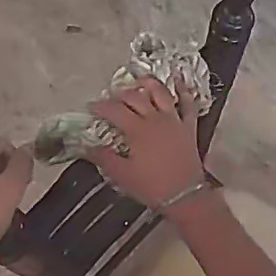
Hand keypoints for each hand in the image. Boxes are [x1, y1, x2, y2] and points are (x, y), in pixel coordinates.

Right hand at [85, 76, 207, 211]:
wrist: (184, 195)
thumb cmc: (151, 186)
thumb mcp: (122, 175)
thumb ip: (103, 158)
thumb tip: (86, 147)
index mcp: (137, 130)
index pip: (114, 110)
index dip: (100, 106)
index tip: (91, 107)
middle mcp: (155, 120)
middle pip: (136, 97)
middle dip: (121, 94)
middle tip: (112, 96)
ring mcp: (174, 121)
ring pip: (161, 94)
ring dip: (150, 84)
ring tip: (141, 80)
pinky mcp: (189, 127)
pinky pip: (188, 104)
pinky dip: (184, 90)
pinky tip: (180, 80)